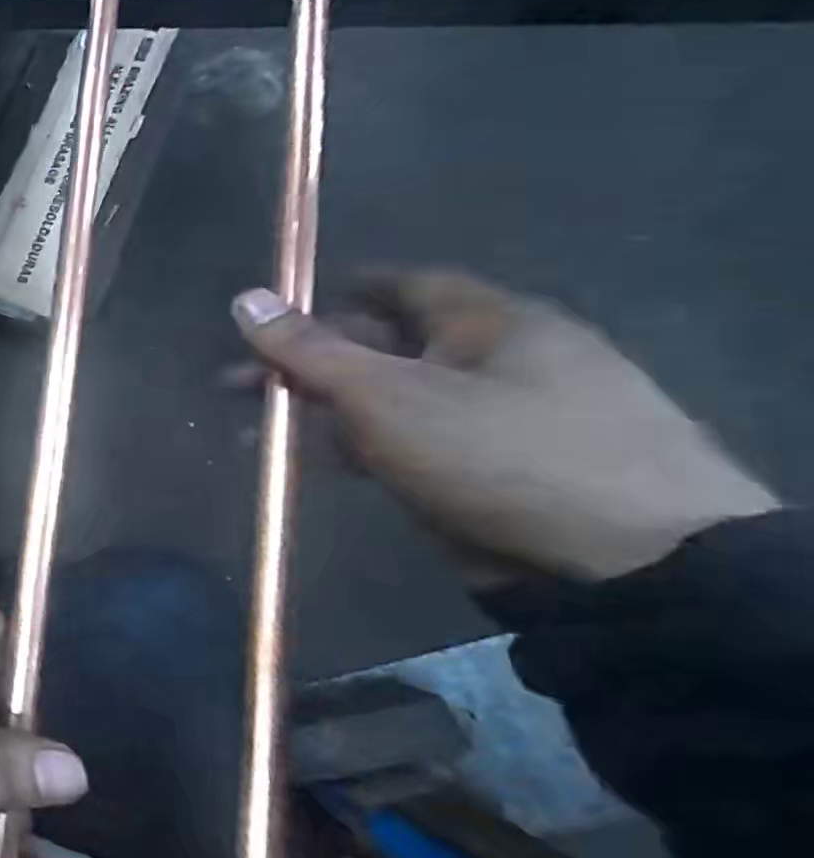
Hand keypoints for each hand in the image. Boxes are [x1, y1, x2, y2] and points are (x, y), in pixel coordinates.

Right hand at [232, 270, 778, 581]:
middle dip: (305, 361)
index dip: (338, 290)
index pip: (404, 285)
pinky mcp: (480, 474)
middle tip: (239, 380)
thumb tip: (244, 299)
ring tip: (254, 428)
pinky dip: (351, 447)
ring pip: (384, 402)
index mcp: (490, 323)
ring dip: (319, 410)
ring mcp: (488, 422)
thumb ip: (307, 349)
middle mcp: (492, 363)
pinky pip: (401, 445)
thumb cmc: (495, 452)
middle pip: (380, 347)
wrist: (618, 572)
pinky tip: (307, 460)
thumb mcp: (384, 394)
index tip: (281, 305)